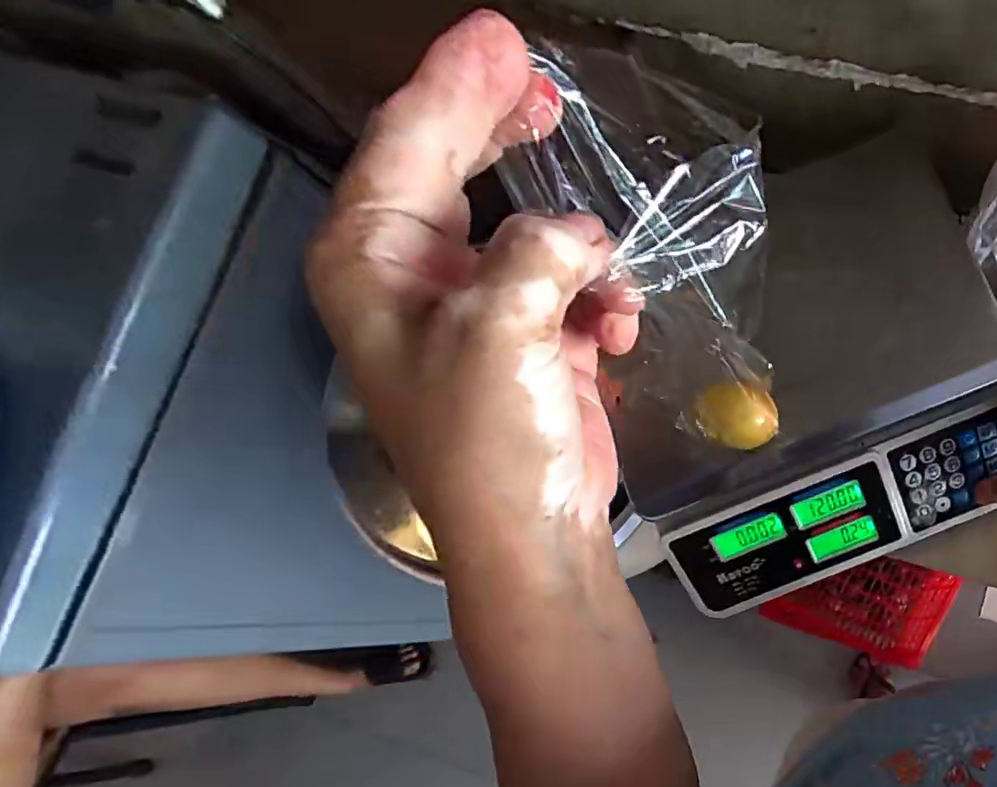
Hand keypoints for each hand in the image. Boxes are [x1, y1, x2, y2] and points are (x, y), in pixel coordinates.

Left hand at [307, 10, 640, 560]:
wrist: (535, 529)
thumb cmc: (490, 443)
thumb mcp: (497, 334)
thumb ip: (534, 257)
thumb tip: (584, 238)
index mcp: (377, 264)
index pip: (410, 146)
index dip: (458, 87)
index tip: (505, 39)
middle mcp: (425, 281)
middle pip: (465, 178)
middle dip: (509, 136)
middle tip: (547, 90)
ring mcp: (488, 315)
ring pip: (542, 243)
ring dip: (590, 260)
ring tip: (616, 295)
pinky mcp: (540, 347)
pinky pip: (578, 295)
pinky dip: (606, 305)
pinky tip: (619, 332)